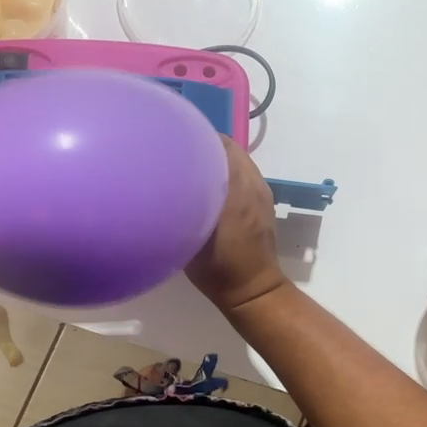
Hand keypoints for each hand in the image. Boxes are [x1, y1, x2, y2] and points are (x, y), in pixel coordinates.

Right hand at [185, 134, 288, 315]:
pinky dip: (228, 172)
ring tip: (190, 164)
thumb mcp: (190, 240)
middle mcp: (254, 185)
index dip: (201, 137)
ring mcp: (262, 194)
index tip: (176, 138)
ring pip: (240, 162)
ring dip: (218, 159)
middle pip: (232, 151)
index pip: (224, 146)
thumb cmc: (219, 269)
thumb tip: (163, 189)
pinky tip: (207, 185)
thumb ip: (181, 210)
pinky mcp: (264, 204)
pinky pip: (245, 176)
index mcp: (238, 190)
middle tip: (179, 150)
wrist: (253, 290)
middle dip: (207, 146)